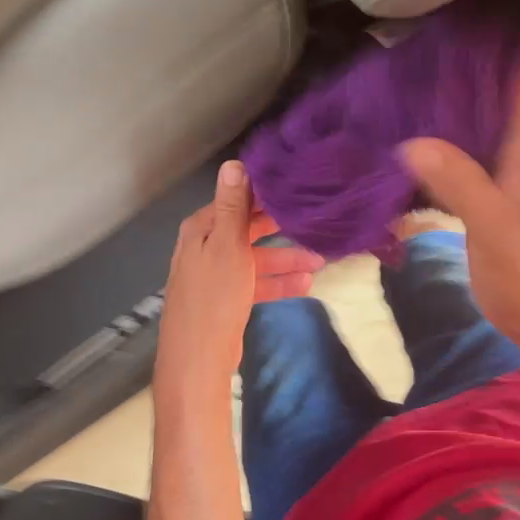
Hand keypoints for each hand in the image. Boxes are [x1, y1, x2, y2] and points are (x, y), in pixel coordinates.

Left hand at [156, 160, 322, 397]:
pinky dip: (278, 282)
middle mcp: (205, 247)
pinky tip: (305, 284)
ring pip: (256, 258)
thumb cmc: (214, 295)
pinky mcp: (227, 300)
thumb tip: (233, 163)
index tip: (296, 190)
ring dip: (286, 258)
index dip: (264, 195)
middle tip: (314, 221)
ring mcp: (216, 275)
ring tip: (320, 260)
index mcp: (201, 229)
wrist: (198, 357)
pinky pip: (256, 283)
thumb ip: (233, 206)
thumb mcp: (227, 245)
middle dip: (280, 228)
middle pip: (248, 229)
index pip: (236, 201)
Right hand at [399, 74, 519, 371]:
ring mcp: (514, 183)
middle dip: (456, 92)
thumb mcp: (491, 223)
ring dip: (448, 126)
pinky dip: (445, 159)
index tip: (442, 52)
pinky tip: (412, 161)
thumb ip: (456, 178)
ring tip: (402, 112)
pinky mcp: (500, 206)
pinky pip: (472, 168)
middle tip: (408, 81)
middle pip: (496, 107)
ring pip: (481, 138)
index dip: (487, 63)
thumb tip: (411, 142)